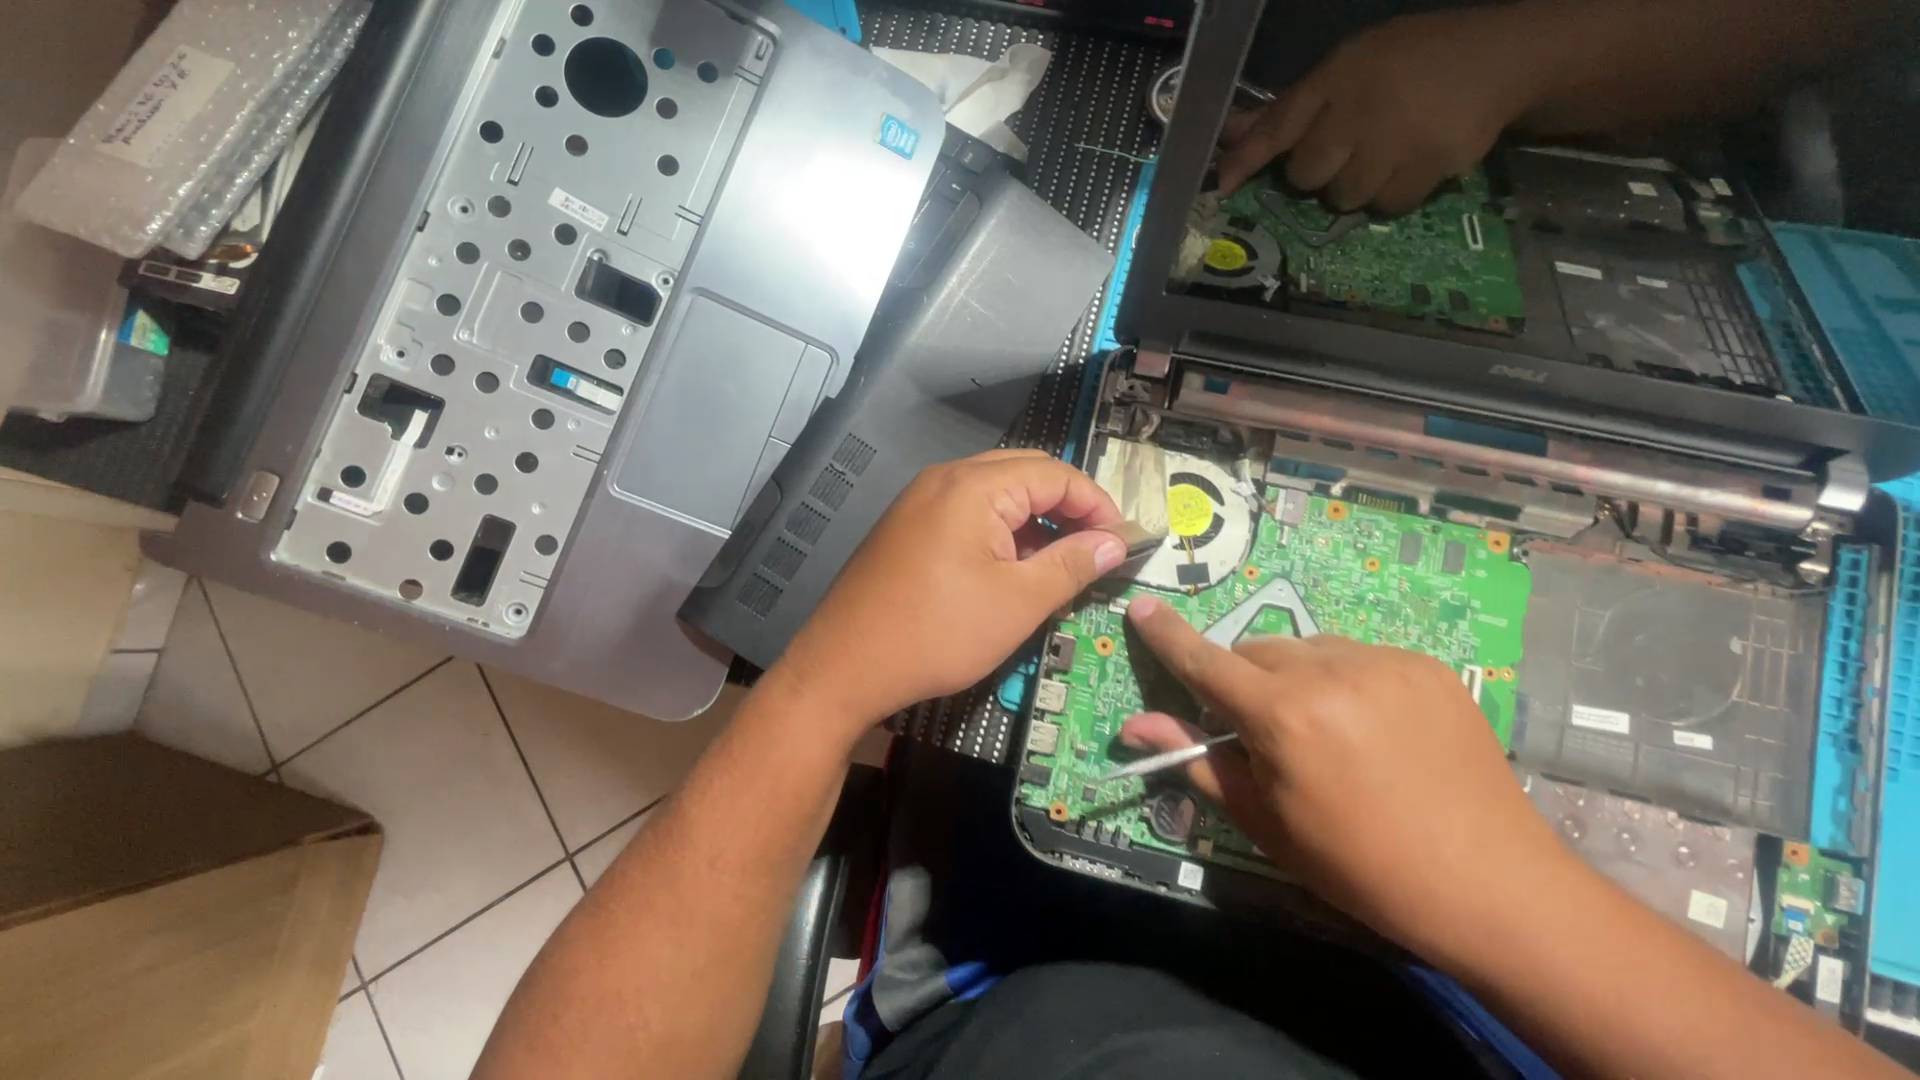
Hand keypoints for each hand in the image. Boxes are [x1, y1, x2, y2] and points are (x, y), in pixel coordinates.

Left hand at [774, 450, 1125, 731]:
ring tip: (1062, 563)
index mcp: (974, 486)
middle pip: (1025, 474)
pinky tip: (1013, 569)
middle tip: (1098, 548)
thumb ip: (1071, 565)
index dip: (1098, 504)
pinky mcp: (907, 528)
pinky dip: (1001, 533)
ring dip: (1035, 521)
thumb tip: (1116, 541)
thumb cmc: (936, 635)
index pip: (1056, 474)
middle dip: (1068, 507)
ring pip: (996, 495)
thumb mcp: (1017, 604)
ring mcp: (920, 501)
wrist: (842, 668)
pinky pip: (967, 514)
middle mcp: (945, 479)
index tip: (1125, 542)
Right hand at [1117, 594, 1573, 966]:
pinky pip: (1358, 656)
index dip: (1167, 636)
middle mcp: (1330, 671)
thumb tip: (1134, 726)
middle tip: (1262, 734)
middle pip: (1256, 652)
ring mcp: (1385, 662)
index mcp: (1284, 716)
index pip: (1205, 662)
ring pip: (1307, 650)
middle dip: (1243, 682)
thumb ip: (1198, 761)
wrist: (1489, 885)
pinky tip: (1371, 727)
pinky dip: (1344, 680)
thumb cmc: (1358, 866)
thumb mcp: (1265, 820)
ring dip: (1294, 677)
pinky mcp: (1426, 666)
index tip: (1142, 608)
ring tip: (1325, 732)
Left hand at [1218, 9, 1546, 212]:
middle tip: (1349, 149)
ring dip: (1356, 187)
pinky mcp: (1431, 164)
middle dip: (1320, 172)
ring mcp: (1398, 137)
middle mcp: (1363, 106)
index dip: (1246, 158)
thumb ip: (1287, 110)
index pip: (1279, 124)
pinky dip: (1392, 195)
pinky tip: (1410, 165)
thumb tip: (1227, 137)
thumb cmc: (1409, 64)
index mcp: (1339, 75)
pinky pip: (1386, 207)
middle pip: (1307, 175)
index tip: (1221, 186)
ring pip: (1345, 197)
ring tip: (1384, 154)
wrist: (1500, 59)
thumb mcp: (1347, 70)